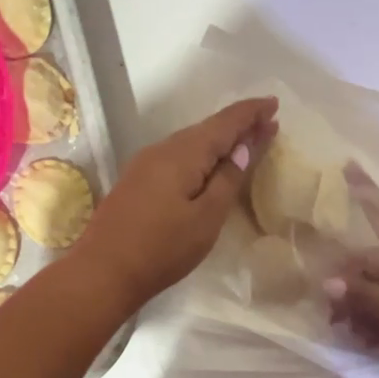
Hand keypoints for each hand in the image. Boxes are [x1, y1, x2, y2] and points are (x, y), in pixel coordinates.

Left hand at [77, 98, 279, 306]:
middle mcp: (162, 150)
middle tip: (267, 124)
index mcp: (182, 154)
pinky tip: (208, 168)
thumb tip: (242, 149)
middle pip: (206, 130)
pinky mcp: (137, 183)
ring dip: (219, 141)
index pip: (224, 123)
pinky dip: (200, 157)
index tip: (274, 105)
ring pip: (190, 144)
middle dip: (238, 126)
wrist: (104, 272)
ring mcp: (145, 165)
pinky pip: (176, 159)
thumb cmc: (162, 249)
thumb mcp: (205, 219)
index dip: (250, 114)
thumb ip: (226, 181)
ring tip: (245, 143)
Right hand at [320, 166, 378, 377]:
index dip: (362, 188)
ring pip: (376, 285)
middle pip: (366, 259)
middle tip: (333, 318)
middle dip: (346, 287)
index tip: (347, 161)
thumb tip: (327, 281)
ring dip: (361, 310)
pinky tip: (373, 342)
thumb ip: (360, 292)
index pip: (376, 210)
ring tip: (355, 336)